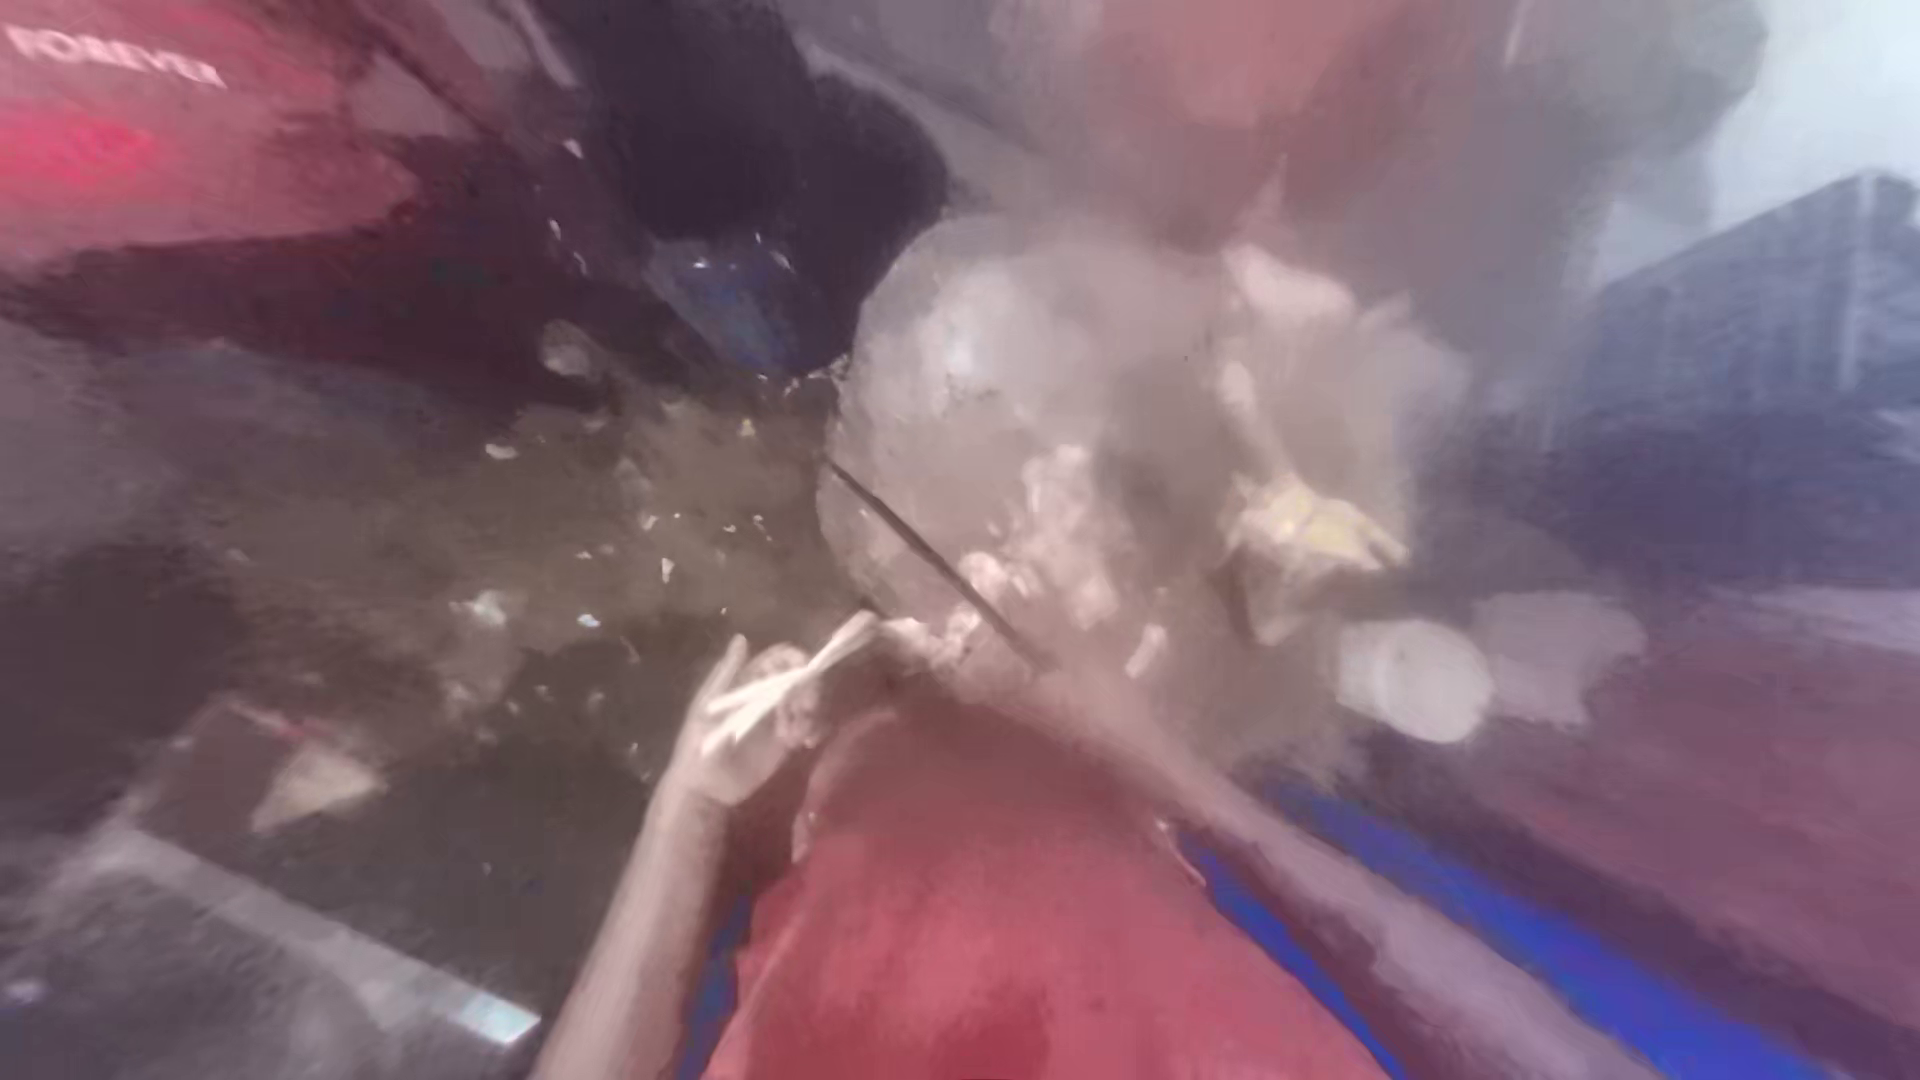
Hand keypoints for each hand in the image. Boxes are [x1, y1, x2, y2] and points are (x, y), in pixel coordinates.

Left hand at [661, 636, 822, 809]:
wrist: (702, 791)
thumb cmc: (697, 745)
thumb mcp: (706, 708)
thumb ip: (726, 675)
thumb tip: (741, 638)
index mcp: (750, 682)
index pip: (780, 659)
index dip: (795, 660)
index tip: (803, 673)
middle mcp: (769, 695)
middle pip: (801, 678)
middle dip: (809, 687)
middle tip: (806, 707)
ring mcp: (780, 717)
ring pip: (809, 700)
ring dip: (810, 711)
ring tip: (795, 733)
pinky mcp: (788, 740)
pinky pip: (809, 725)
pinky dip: (813, 729)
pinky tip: (804, 743)